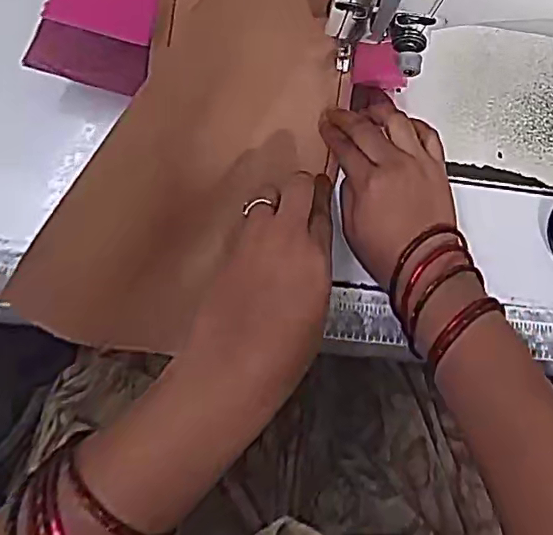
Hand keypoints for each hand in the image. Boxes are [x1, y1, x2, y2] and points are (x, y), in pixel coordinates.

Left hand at [178, 171, 333, 416]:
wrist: (230, 367)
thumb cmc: (284, 353)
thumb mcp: (318, 308)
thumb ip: (316, 267)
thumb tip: (311, 250)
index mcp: (315, 255)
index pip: (322, 207)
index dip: (323, 197)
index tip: (323, 193)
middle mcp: (286, 236)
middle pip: (297, 185)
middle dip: (301, 187)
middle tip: (302, 199)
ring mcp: (254, 237)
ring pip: (267, 194)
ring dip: (274, 201)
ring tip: (276, 222)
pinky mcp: (229, 246)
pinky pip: (247, 217)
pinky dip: (255, 221)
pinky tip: (256, 244)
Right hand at [321, 89, 457, 287]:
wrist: (426, 265)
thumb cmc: (393, 255)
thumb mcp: (352, 227)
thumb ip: (347, 193)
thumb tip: (348, 173)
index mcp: (369, 181)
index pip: (344, 146)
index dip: (332, 133)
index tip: (326, 127)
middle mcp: (394, 166)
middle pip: (365, 128)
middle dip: (346, 118)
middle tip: (338, 114)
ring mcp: (417, 163)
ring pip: (397, 121)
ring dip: (380, 112)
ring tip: (370, 109)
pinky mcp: (436, 167)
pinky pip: (427, 134)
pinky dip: (414, 124)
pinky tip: (405, 123)